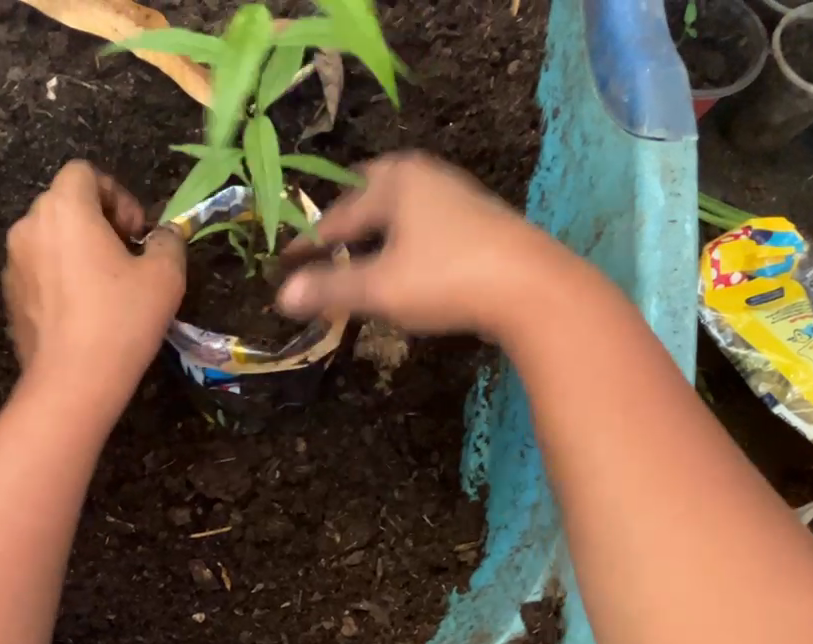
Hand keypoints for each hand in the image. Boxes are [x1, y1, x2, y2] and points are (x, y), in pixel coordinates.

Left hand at [3, 161, 185, 419]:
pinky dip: (60, 282)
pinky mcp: (10, 299)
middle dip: (98, 224)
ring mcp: (13, 265)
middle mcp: (29, 227)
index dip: (116, 195)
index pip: (84, 172)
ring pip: (50, 241)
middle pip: (64, 205)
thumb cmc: (121, 321)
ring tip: (105, 291)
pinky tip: (83, 316)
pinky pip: (39, 275)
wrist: (73, 382)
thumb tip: (164, 237)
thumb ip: (168, 243)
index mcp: (64, 209)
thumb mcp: (165, 277)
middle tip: (126, 261)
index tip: (136, 234)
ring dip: (78, 253)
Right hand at [275, 152, 577, 338]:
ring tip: (352, 259)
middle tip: (318, 248)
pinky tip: (398, 266)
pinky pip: (419, 227)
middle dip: (342, 224)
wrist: (530, 288)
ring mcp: (453, 197)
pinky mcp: (474, 223)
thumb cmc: (446, 277)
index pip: (335, 214)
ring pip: (396, 213)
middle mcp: (423, 177)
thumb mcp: (378, 287)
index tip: (283, 265)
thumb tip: (282, 296)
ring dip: (371, 234)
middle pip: (367, 199)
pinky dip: (398, 243)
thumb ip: (329, 288)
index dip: (308, 243)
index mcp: (394, 181)